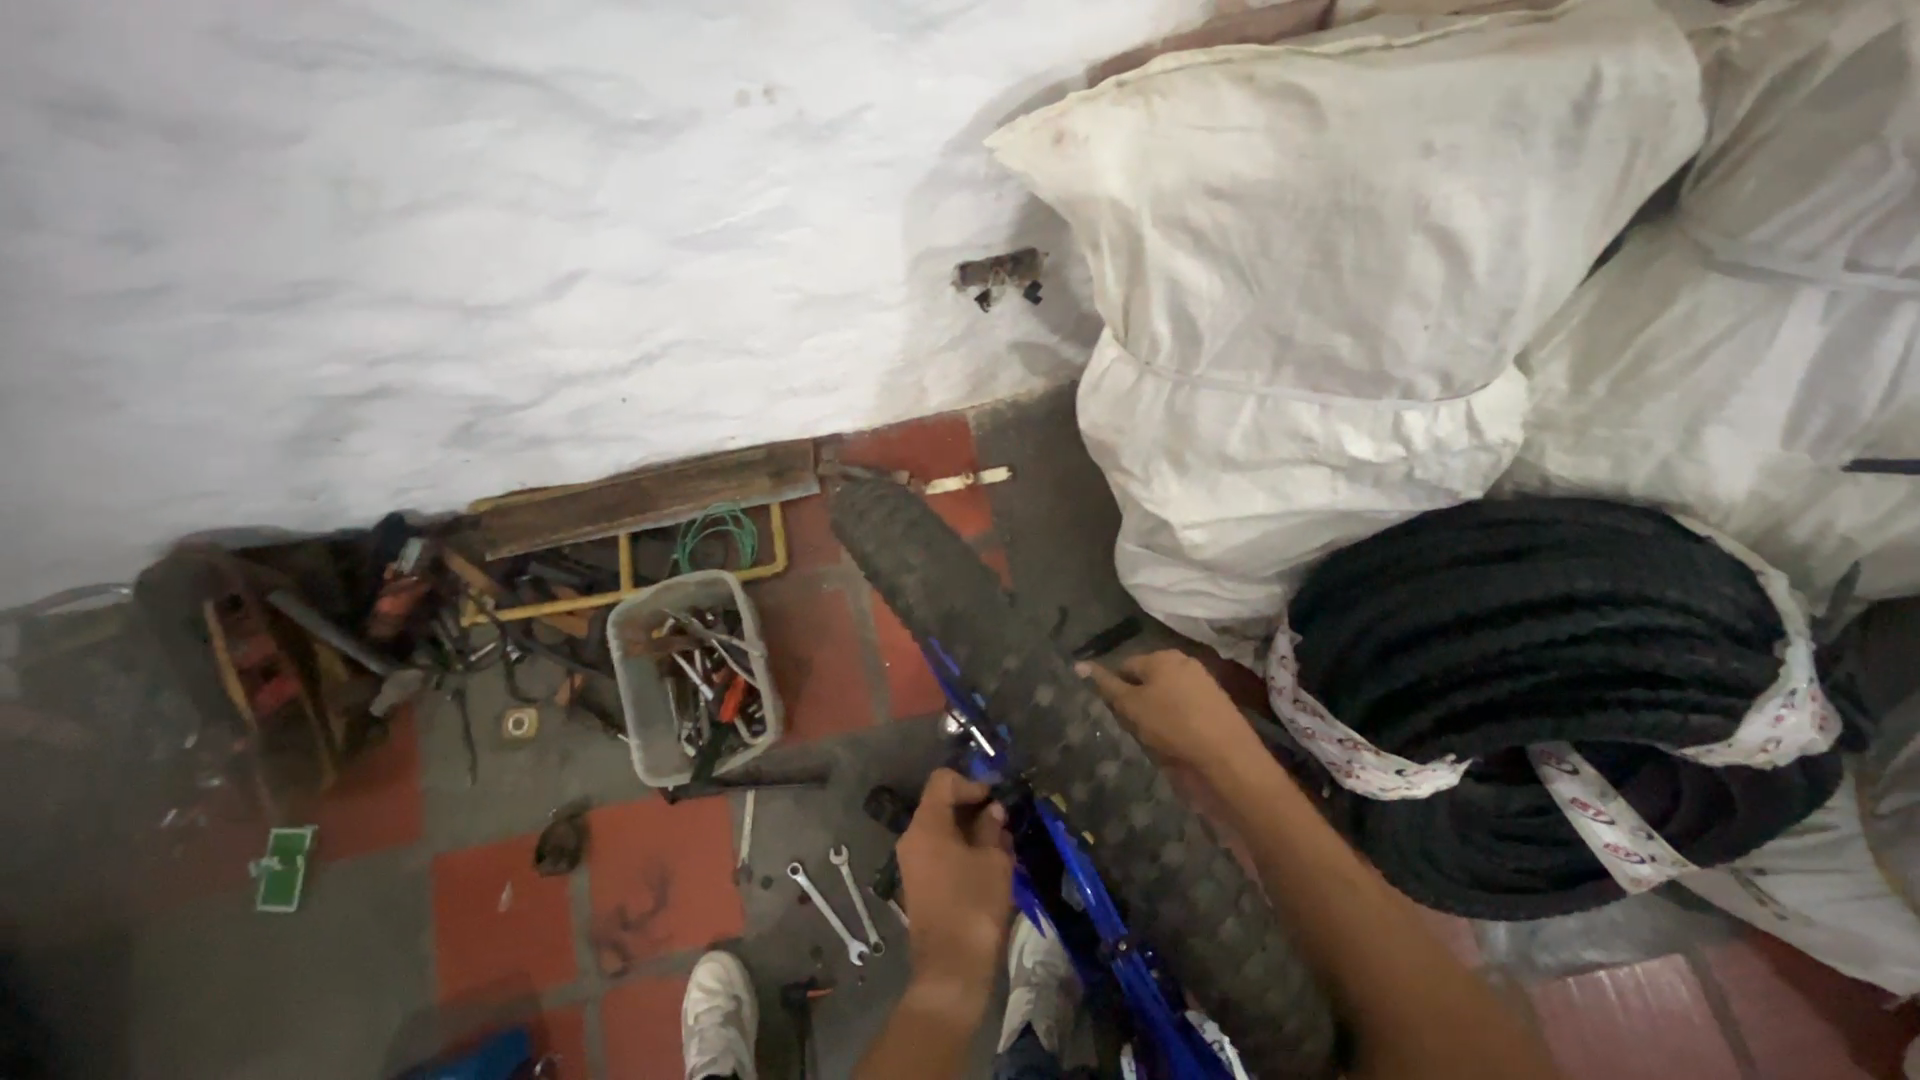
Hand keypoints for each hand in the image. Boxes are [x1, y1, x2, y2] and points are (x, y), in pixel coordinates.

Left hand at [897, 769, 1014, 1002]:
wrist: (951, 967)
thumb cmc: (974, 905)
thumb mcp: (993, 861)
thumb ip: (992, 828)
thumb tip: (992, 810)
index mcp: (926, 825)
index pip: (942, 781)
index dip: (971, 782)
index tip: (995, 800)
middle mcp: (912, 838)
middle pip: (940, 805)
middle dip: (974, 808)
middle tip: (1004, 823)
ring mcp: (913, 862)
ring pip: (942, 830)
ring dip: (971, 831)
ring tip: (1002, 846)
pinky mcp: (920, 884)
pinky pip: (940, 852)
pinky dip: (962, 850)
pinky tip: (988, 866)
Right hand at [1077, 650, 1263, 776]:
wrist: (1227, 757)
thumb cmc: (1172, 726)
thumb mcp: (1131, 706)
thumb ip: (1107, 686)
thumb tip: (1080, 665)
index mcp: (1162, 656)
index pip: (1124, 667)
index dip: (1116, 691)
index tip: (1118, 715)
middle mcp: (1184, 662)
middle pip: (1146, 680)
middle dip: (1137, 702)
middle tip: (1136, 728)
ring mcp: (1204, 682)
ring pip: (1165, 696)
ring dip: (1156, 714)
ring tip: (1158, 738)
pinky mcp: (1217, 705)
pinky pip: (1184, 709)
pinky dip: (1177, 722)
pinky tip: (1179, 741)